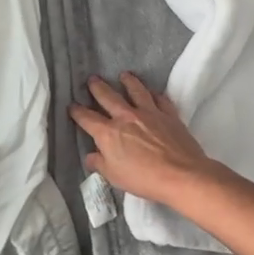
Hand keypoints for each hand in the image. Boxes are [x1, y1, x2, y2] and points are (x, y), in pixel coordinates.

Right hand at [69, 73, 221, 207]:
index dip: (77, 111)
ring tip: (123, 75)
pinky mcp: (169, 115)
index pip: (87, 118)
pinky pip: (160, 99)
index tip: (72, 106)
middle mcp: (126, 117)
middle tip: (92, 79)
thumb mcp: (114, 176)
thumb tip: (90, 156)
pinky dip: (154, 94)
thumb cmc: (143, 179)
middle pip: (108, 97)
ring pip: (136, 91)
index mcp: (108, 133)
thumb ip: (100, 164)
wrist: (181, 176)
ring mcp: (149, 113)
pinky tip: (153, 93)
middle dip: (97, 88)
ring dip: (128, 81)